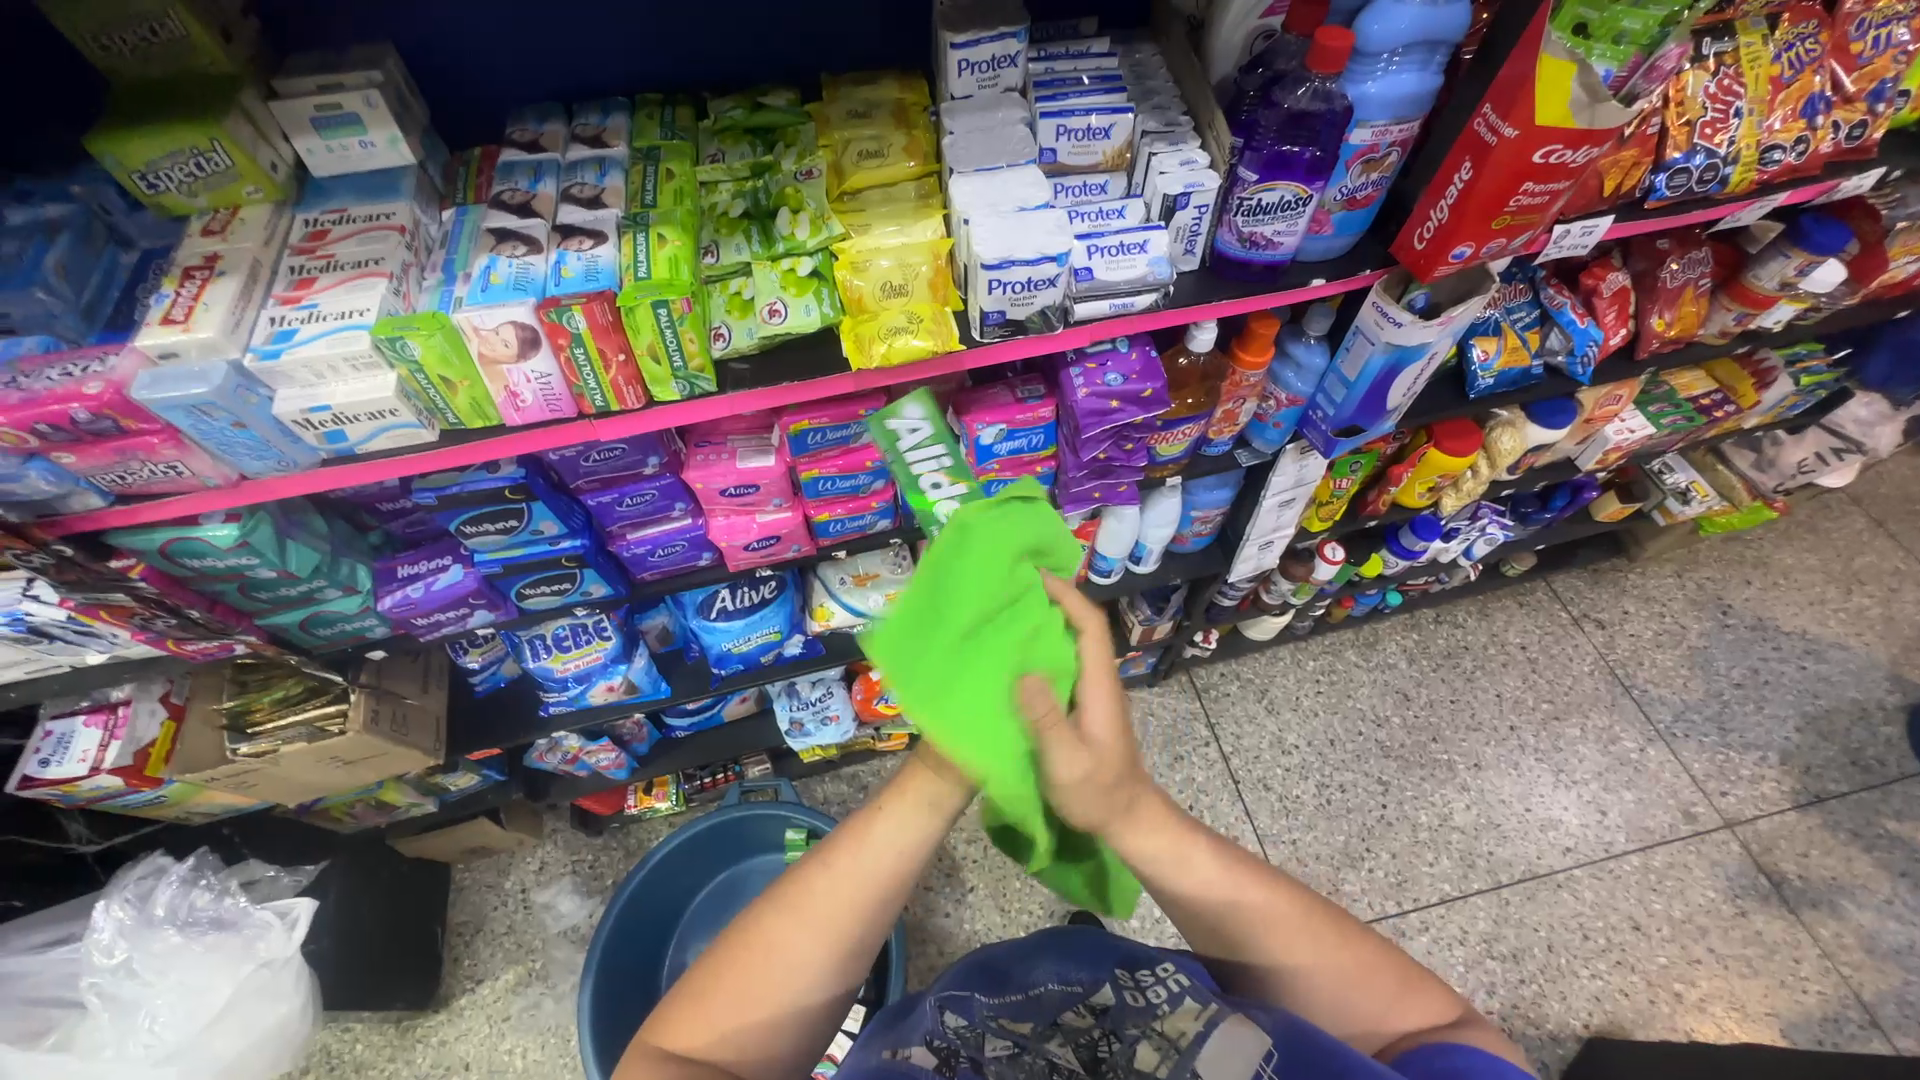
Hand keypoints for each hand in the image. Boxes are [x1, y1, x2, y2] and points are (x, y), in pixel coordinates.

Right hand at [1017, 572, 1161, 837]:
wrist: (1124, 817)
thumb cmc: (1096, 791)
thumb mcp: (1067, 760)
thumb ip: (1046, 719)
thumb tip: (1025, 673)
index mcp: (1099, 684)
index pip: (1089, 625)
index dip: (1066, 596)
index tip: (1036, 576)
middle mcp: (1099, 679)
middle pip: (1081, 626)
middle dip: (1052, 600)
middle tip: (1012, 587)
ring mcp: (1092, 692)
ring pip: (1071, 644)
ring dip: (1045, 622)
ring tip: (1007, 611)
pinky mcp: (1082, 704)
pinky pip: (1063, 664)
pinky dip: (1041, 648)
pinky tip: (1014, 654)